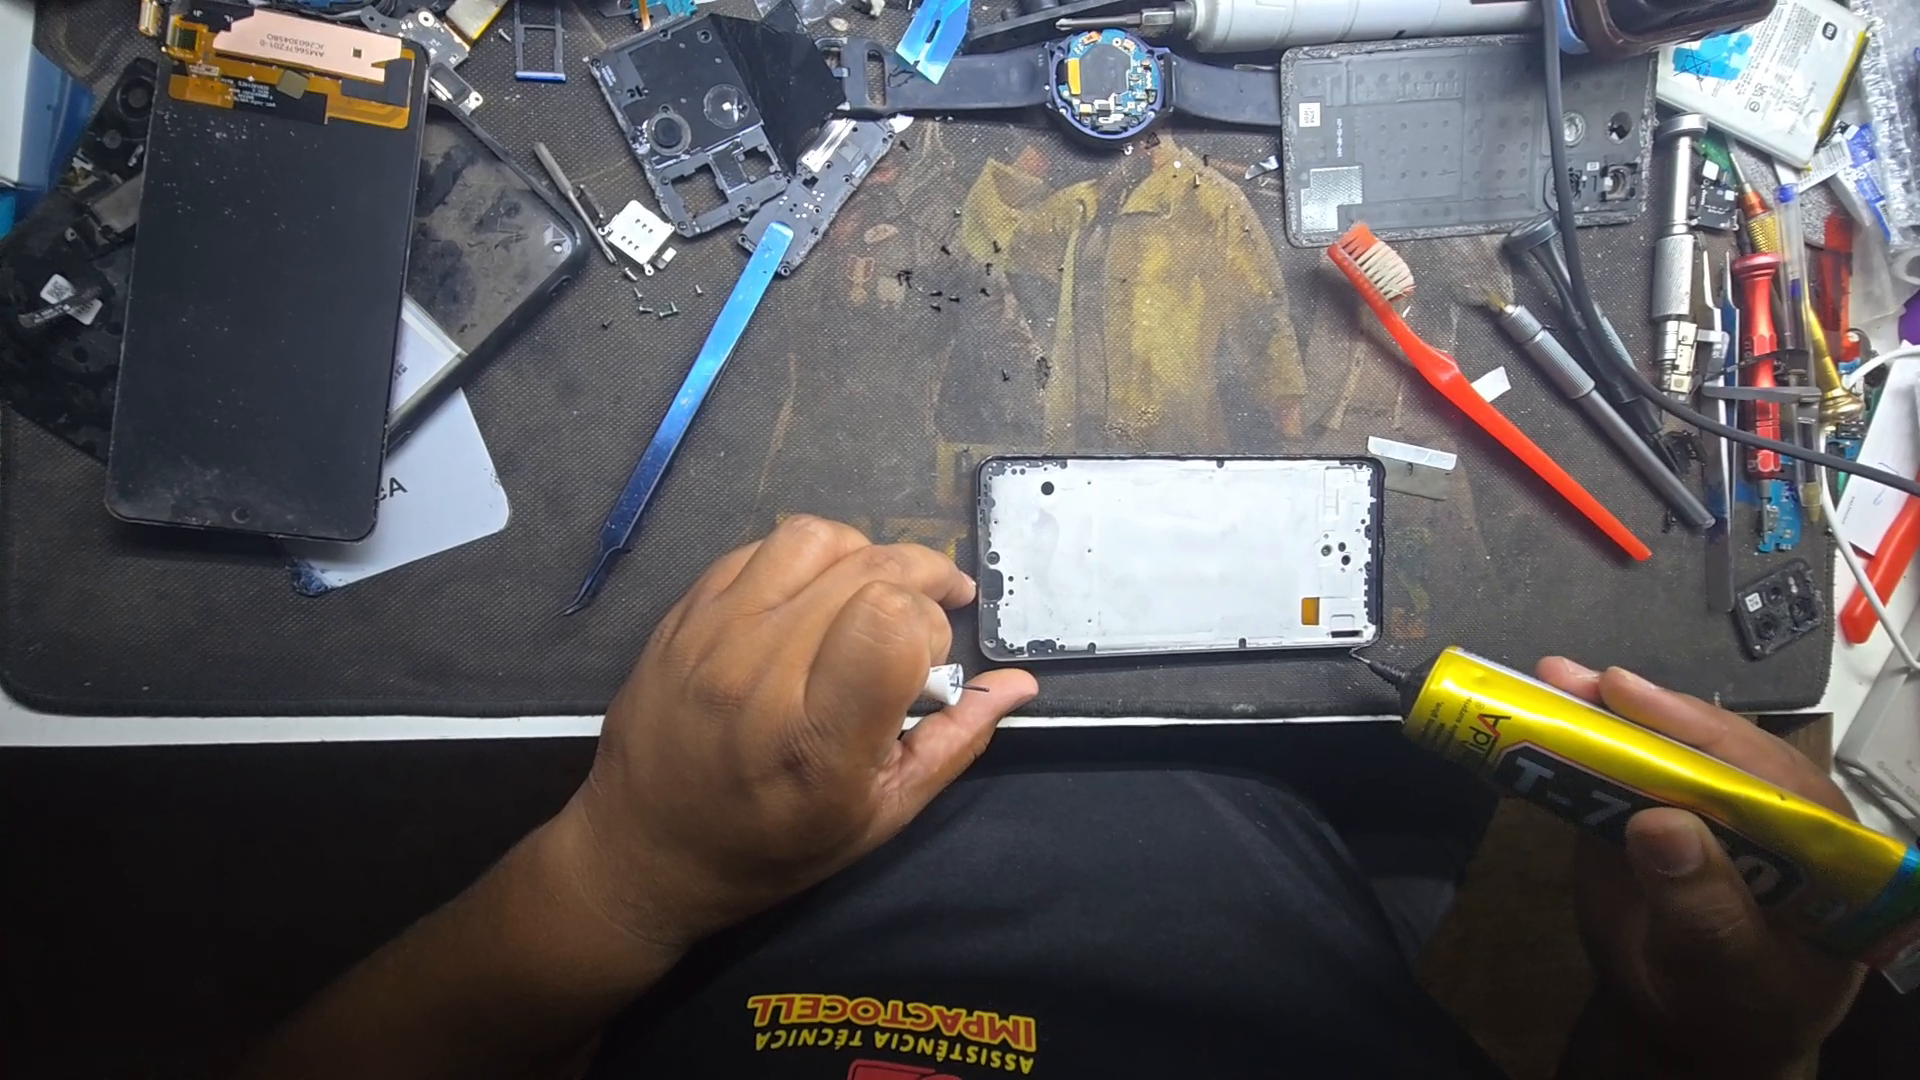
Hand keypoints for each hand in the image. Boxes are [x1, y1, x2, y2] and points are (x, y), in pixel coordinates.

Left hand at [560, 515, 1037, 953]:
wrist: (643, 852)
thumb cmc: (771, 849)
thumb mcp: (880, 815)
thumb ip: (955, 741)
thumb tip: (1020, 685)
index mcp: (817, 738)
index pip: (891, 619)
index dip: (929, 624)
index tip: (930, 657)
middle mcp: (761, 671)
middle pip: (869, 568)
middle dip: (922, 579)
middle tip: (931, 611)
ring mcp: (714, 632)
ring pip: (816, 537)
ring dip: (865, 555)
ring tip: (872, 594)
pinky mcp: (686, 612)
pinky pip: (763, 546)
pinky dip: (810, 557)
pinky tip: (815, 595)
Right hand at [1537, 658, 1862, 1075]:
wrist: (1674, 1026)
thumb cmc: (1725, 1010)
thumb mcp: (1725, 972)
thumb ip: (1703, 905)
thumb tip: (1660, 823)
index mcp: (1819, 854)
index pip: (1771, 774)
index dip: (1703, 728)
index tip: (1628, 694)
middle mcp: (1762, 819)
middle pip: (1706, 745)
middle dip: (1638, 706)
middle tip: (1568, 676)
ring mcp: (1697, 812)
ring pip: (1654, 748)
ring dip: (1599, 712)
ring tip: (1547, 680)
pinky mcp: (1638, 813)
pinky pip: (1606, 772)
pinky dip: (1566, 745)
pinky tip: (1532, 722)